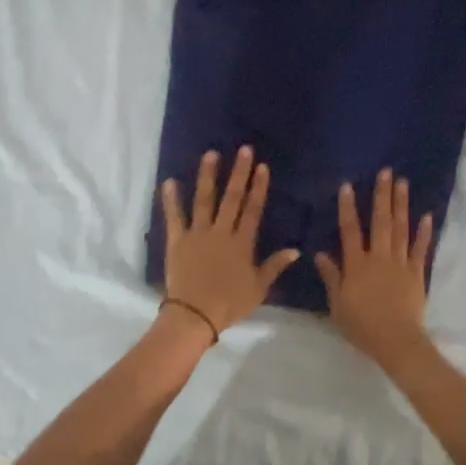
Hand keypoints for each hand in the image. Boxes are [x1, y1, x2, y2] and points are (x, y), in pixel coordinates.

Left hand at [159, 147, 300, 338]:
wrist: (195, 314)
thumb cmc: (229, 303)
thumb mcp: (259, 288)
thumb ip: (274, 266)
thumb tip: (295, 250)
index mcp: (242, 243)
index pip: (253, 209)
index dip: (259, 187)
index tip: (262, 167)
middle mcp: (221, 232)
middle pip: (232, 198)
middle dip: (239, 173)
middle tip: (244, 150)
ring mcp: (198, 234)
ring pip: (204, 200)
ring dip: (208, 176)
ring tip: (211, 154)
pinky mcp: (178, 241)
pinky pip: (174, 217)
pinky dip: (171, 200)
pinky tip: (170, 181)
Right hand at [315, 168, 434, 361]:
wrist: (396, 340)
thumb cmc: (361, 325)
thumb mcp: (337, 304)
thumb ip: (331, 277)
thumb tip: (319, 254)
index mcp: (356, 265)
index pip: (350, 231)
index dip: (348, 208)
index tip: (348, 186)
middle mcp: (378, 257)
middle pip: (380, 222)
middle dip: (382, 196)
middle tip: (386, 172)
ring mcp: (400, 263)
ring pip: (400, 229)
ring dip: (401, 205)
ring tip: (403, 183)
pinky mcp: (417, 273)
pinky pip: (420, 249)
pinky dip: (423, 232)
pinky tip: (426, 215)